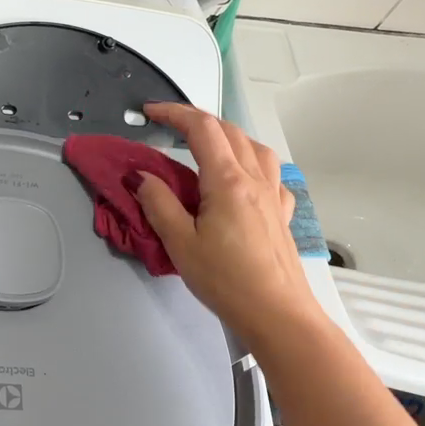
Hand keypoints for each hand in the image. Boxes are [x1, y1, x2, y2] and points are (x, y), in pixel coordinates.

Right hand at [132, 103, 323, 344]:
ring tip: (207, 145)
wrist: (277, 314)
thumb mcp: (180, 242)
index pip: (201, 129)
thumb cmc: (227, 280)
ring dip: (228, 136)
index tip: (150, 112)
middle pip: (229, 131)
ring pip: (254, 147)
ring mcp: (273, 195)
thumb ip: (159, 203)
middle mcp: (254, 180)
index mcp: (227, 181)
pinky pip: (271, 174)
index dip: (174, 113)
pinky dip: (252, 163)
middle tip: (170, 125)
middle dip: (198, 120)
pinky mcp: (281, 214)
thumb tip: (143, 177)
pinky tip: (243, 179)